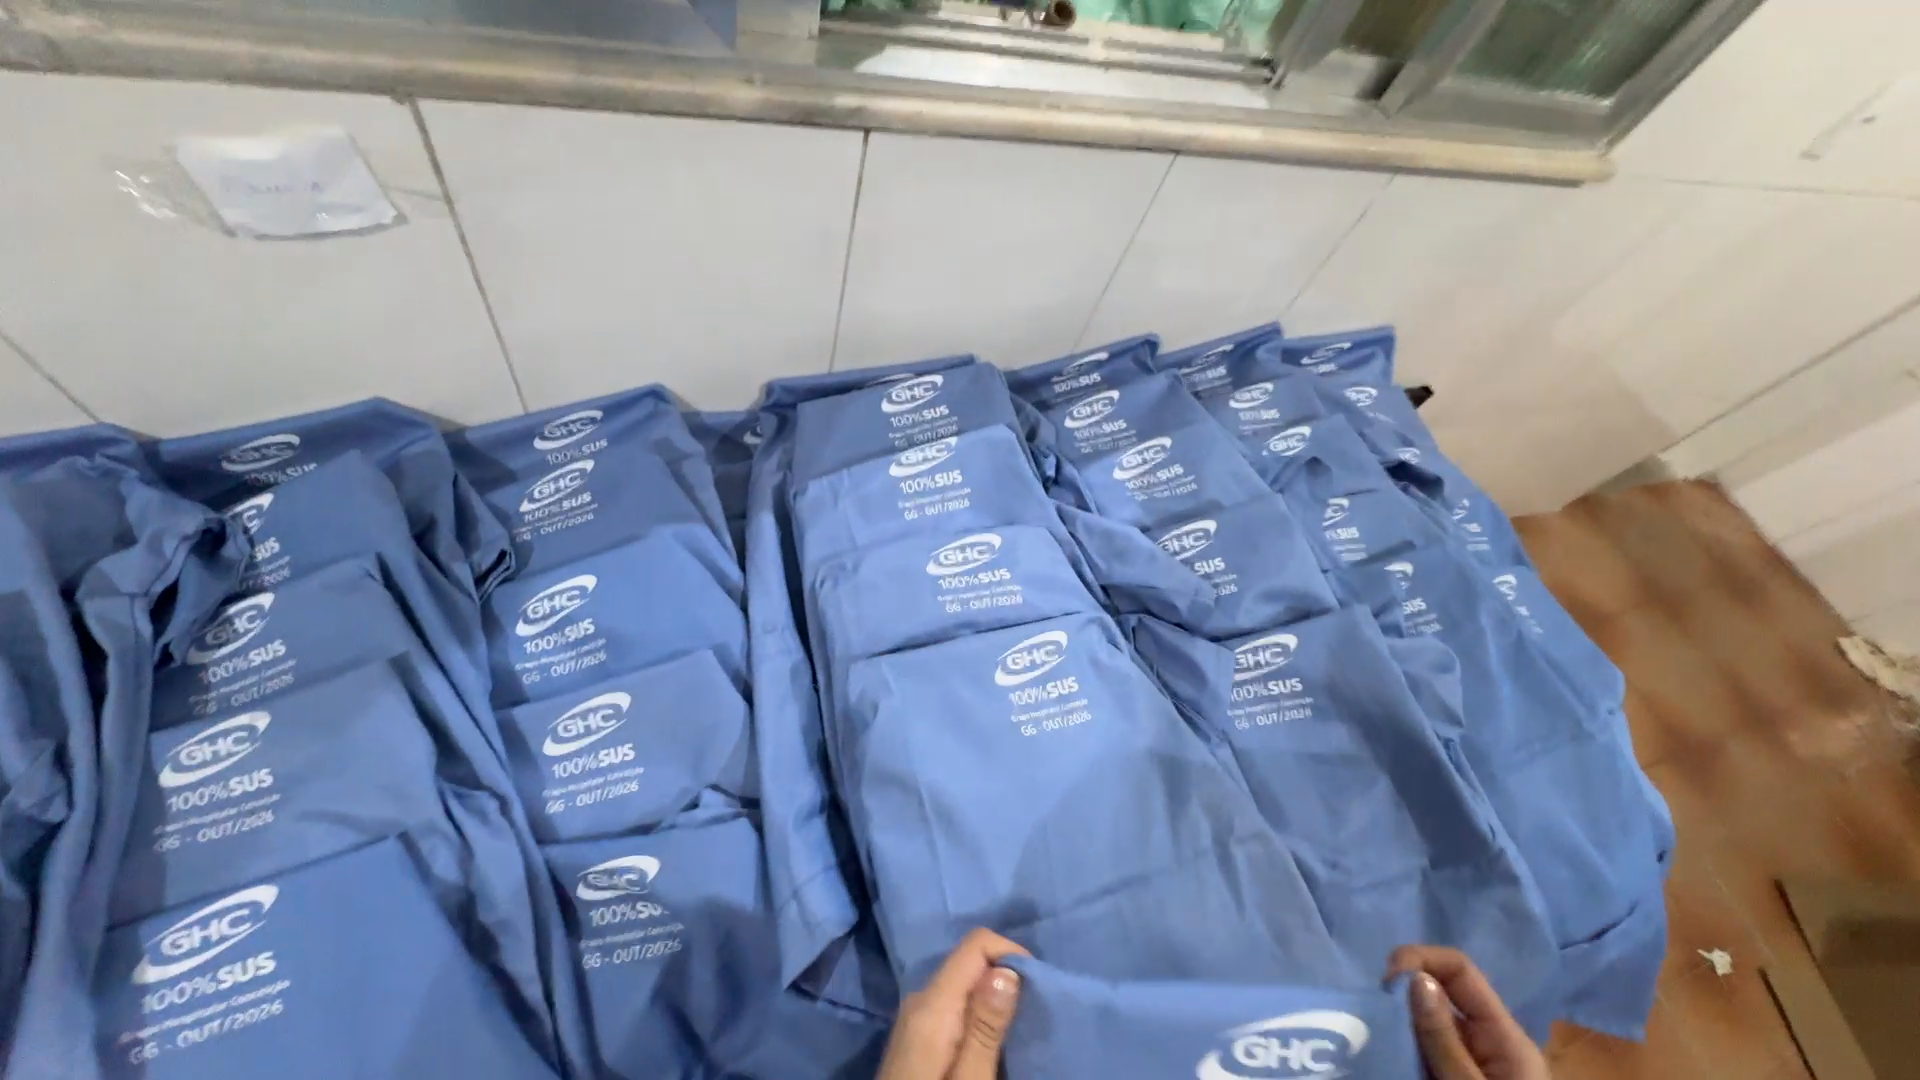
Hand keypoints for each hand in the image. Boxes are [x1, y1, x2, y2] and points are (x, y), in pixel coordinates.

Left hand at [876, 929, 1029, 1079]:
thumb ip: (986, 1027)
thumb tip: (1006, 968)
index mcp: (931, 1005)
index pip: (975, 944)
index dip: (1011, 956)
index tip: (1039, 992)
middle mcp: (919, 1001)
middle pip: (970, 964)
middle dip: (1007, 981)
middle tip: (1036, 1019)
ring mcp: (914, 1021)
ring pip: (963, 987)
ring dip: (995, 1003)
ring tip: (1021, 1035)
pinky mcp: (916, 1040)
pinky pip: (953, 1010)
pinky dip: (979, 1019)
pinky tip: (994, 1048)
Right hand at [1386, 946, 1550, 1079]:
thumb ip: (1444, 1038)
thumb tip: (1415, 976)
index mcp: (1508, 1034)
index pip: (1461, 969)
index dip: (1420, 959)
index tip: (1384, 979)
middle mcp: (1494, 1038)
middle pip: (1442, 993)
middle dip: (1404, 993)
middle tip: (1371, 1010)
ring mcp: (1480, 1060)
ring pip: (1431, 1021)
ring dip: (1401, 1021)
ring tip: (1373, 1029)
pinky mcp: (1465, 1076)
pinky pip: (1431, 1048)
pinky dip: (1406, 1044)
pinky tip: (1387, 1049)